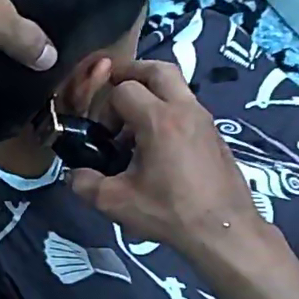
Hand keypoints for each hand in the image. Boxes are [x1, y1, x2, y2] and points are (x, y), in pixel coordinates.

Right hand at [68, 60, 265, 260]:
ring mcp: (205, 119)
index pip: (123, 89)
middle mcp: (185, 109)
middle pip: (157, 69)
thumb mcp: (117, 202)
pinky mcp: (215, 134)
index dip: (105, 108)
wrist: (224, 230)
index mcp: (159, 119)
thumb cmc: (170, 212)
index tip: (103, 136)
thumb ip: (87, 184)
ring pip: (177, 85)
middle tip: (114, 92)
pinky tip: (158, 145)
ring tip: (134, 123)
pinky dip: (169, 111)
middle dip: (132, 73)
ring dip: (152, 93)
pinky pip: (188, 107)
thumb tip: (73, 175)